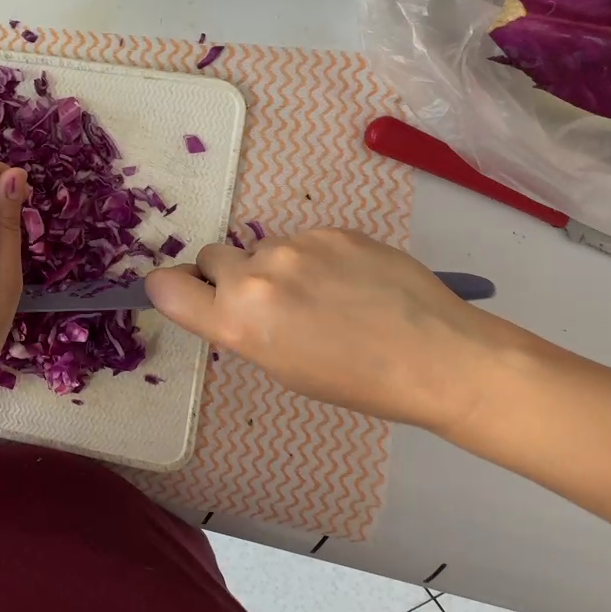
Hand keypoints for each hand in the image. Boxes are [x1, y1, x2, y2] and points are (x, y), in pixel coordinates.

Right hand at [145, 229, 531, 433]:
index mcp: (236, 321)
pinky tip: (354, 282)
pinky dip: (317, 258)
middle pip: (212, 257)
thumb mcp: (281, 366)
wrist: (446, 359)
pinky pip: (303, 240)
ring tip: (328, 294)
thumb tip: (225, 298)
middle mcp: (254, 278)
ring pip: (262, 248)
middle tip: (273, 301)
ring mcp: (293, 247)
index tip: (193, 295)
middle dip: (231, 275)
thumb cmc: (359, 381)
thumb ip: (240, 325)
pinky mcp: (330, 230)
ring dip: (278, 266)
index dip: (171, 288)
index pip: (165, 286)